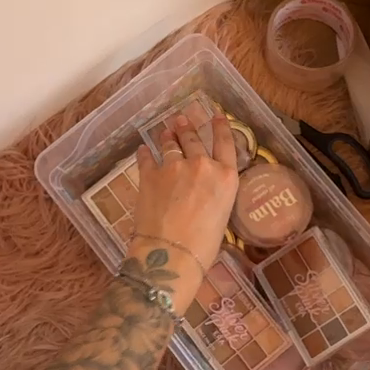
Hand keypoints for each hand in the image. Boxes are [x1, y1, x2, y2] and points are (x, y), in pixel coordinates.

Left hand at [129, 115, 237, 304]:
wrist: (170, 255)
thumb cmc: (203, 246)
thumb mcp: (221, 216)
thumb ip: (215, 194)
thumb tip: (203, 191)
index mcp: (225, 177)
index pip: (225, 143)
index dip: (221, 126)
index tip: (216, 114)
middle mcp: (202, 165)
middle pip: (195, 139)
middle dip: (187, 128)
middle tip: (181, 120)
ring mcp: (174, 167)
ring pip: (170, 145)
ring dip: (168, 137)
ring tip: (165, 131)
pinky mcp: (149, 175)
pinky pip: (146, 158)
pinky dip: (145, 153)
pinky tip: (143, 150)